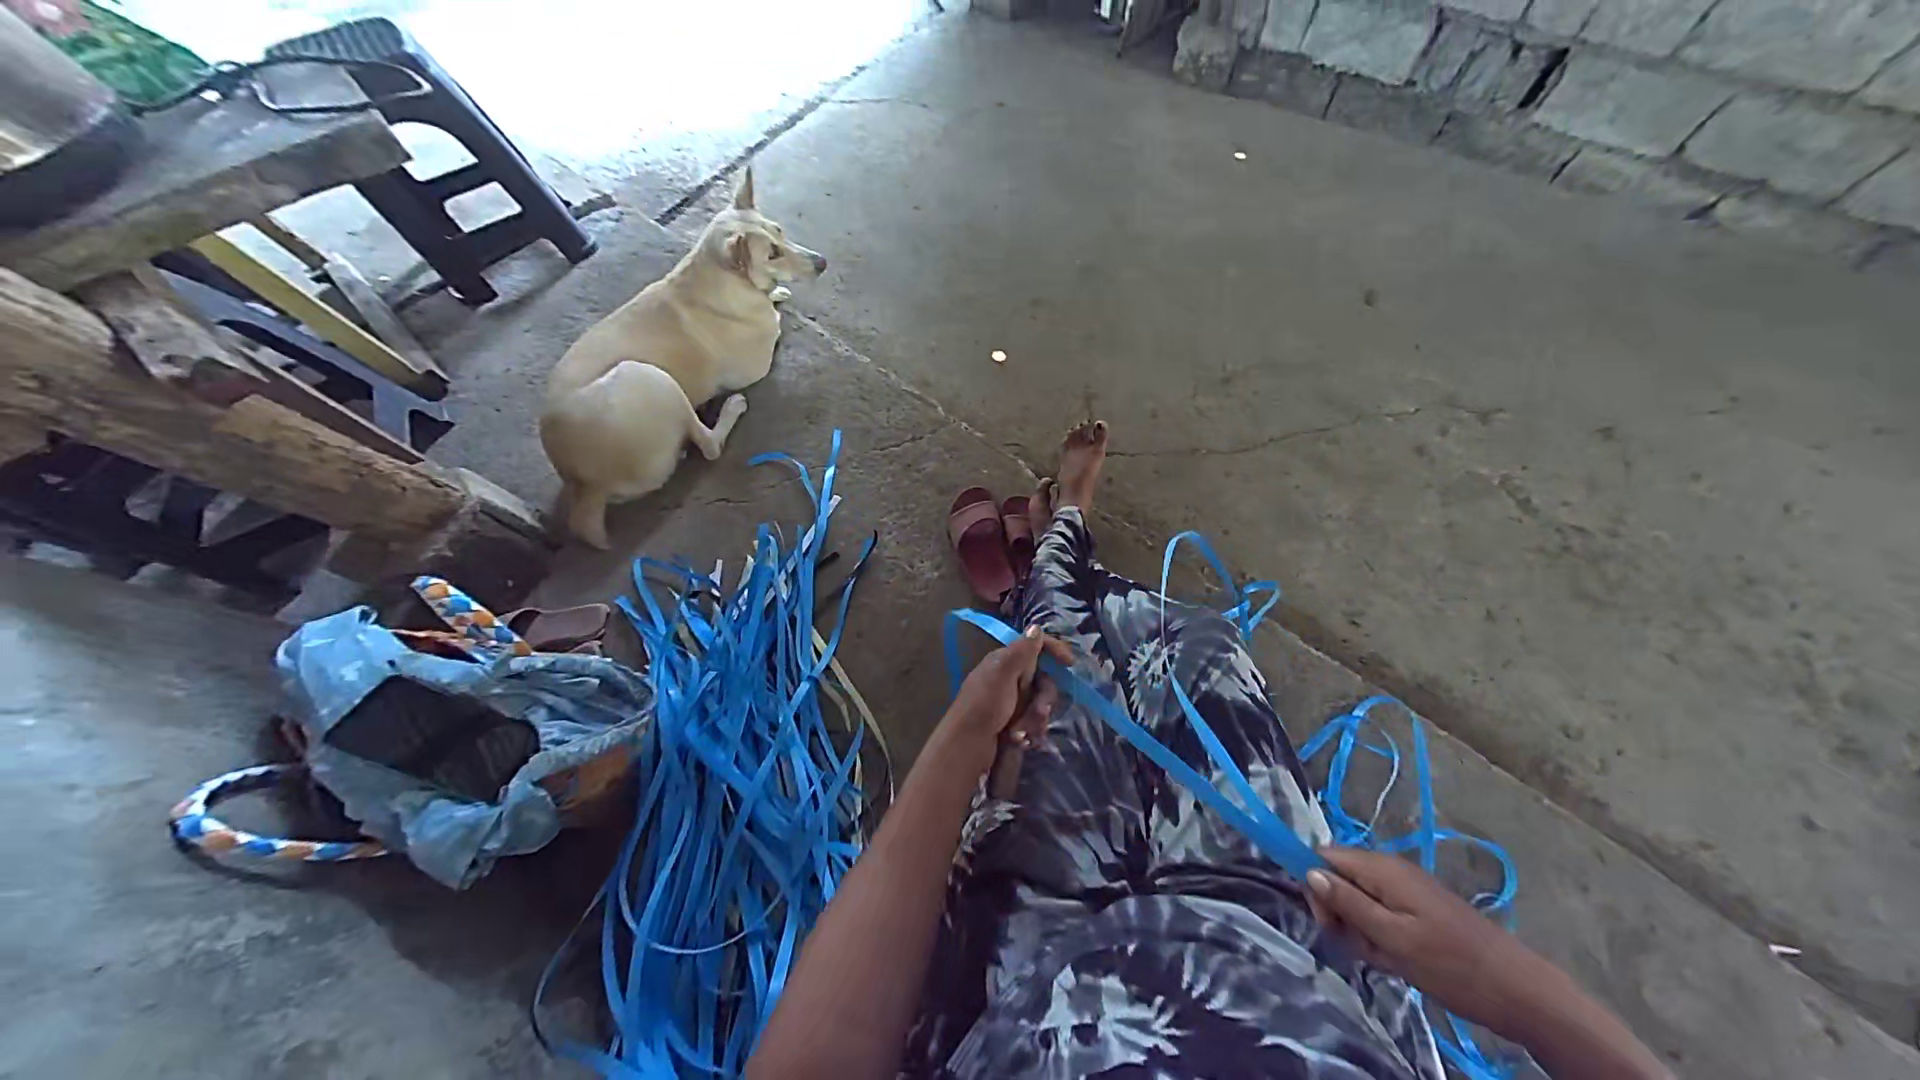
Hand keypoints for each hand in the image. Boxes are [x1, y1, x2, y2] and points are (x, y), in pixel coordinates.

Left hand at [943, 625, 1071, 746]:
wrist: (966, 746)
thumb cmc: (984, 705)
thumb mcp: (1003, 674)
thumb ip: (1021, 652)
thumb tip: (1036, 627)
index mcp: (1005, 661)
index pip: (1034, 647)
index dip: (1053, 651)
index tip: (1069, 663)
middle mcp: (1008, 678)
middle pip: (1043, 680)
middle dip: (1043, 699)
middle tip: (1038, 712)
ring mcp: (1010, 701)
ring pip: (1040, 704)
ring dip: (1035, 720)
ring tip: (1020, 733)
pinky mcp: (1011, 722)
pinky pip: (1034, 723)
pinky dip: (1030, 731)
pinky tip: (1021, 741)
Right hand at [1306, 848, 1544, 1034]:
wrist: (1524, 993)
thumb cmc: (1453, 966)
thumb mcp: (1392, 938)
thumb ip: (1348, 902)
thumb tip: (1308, 871)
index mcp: (1381, 868)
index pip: (1323, 857)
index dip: (1316, 886)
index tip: (1329, 923)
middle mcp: (1390, 868)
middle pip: (1339, 878)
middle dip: (1341, 913)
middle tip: (1363, 947)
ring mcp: (1407, 888)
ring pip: (1359, 900)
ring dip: (1362, 930)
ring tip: (1386, 958)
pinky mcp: (1419, 908)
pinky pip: (1381, 912)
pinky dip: (1381, 936)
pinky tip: (1398, 959)